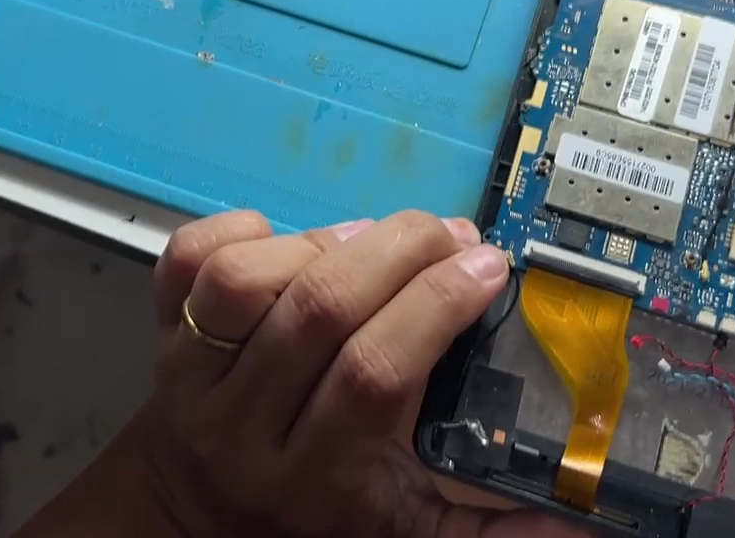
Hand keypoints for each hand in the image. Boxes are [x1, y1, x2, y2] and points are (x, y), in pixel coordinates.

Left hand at [130, 209, 586, 537]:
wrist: (197, 506)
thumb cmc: (313, 512)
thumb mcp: (401, 531)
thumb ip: (484, 525)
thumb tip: (574, 509)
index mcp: (313, 478)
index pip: (373, 375)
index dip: (435, 306)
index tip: (486, 266)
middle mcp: (243, 422)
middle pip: (319, 309)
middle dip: (399, 250)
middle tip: (445, 233)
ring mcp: (190, 369)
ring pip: (246, 277)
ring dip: (322, 241)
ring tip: (369, 240)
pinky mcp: (160, 324)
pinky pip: (187, 257)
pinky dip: (240, 228)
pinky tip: (285, 239)